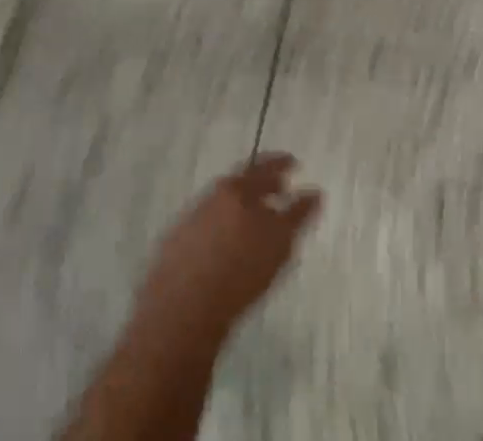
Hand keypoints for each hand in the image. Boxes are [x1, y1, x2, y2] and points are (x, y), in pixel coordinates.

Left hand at [133, 153, 323, 346]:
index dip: (280, 164)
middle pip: (236, 187)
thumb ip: (299, 213)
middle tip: (279, 193)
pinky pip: (203, 232)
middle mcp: (205, 203)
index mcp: (234, 193)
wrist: (180, 318)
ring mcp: (183, 228)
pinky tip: (229, 251)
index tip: (294, 163)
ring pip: (218, 210)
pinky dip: (220, 232)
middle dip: (259, 188)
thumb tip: (314, 192)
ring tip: (256, 225)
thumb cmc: (241, 272)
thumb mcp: (282, 241)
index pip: (261, 167)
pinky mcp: (169, 254)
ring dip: (239, 211)